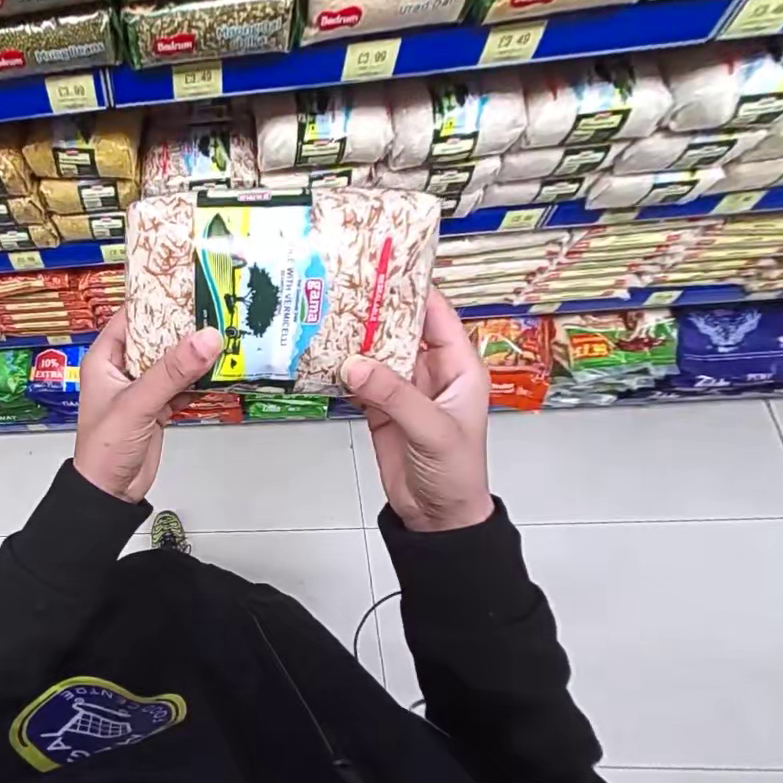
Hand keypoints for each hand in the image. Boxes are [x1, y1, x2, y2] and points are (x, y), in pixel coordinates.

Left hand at [76, 310, 223, 502]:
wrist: (111, 492)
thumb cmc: (105, 448)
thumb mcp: (137, 404)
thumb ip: (171, 372)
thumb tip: (206, 339)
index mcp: (106, 358)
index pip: (133, 316)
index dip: (158, 299)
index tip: (189, 285)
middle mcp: (125, 368)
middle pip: (159, 336)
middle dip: (186, 326)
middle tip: (217, 308)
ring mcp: (144, 387)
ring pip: (174, 360)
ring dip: (196, 353)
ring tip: (226, 334)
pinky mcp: (160, 405)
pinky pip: (183, 384)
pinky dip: (200, 379)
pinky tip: (220, 370)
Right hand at [342, 289, 493, 532]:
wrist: (437, 516)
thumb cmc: (457, 474)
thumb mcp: (433, 430)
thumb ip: (396, 395)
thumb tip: (356, 365)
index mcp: (458, 367)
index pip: (437, 316)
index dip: (414, 289)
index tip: (386, 267)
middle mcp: (430, 372)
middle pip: (400, 329)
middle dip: (375, 310)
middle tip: (345, 287)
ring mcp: (403, 389)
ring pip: (376, 353)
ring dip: (355, 340)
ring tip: (327, 316)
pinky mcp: (381, 408)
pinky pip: (360, 381)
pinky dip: (343, 371)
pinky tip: (325, 357)